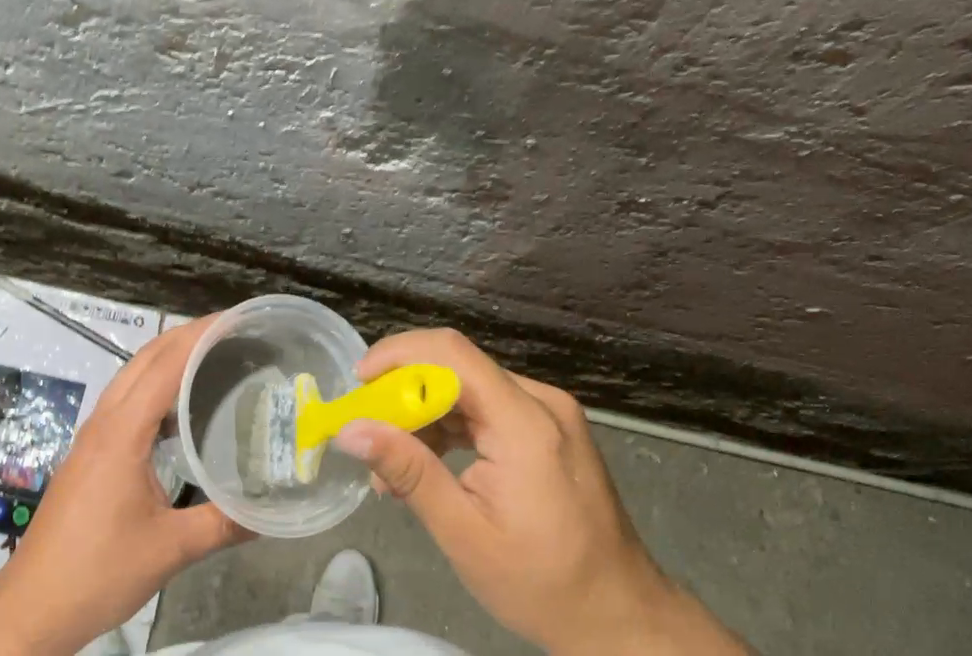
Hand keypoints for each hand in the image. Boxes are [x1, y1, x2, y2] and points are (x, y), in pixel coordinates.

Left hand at [0, 315, 247, 655]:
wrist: (34, 605)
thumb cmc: (99, 572)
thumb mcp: (170, 550)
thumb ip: (222, 525)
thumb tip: (268, 513)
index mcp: (121, 432)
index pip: (165, 365)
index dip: (200, 336)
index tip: (237, 319)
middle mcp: (104, 422)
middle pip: (145, 358)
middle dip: (186, 335)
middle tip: (233, 331)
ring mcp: (92, 437)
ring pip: (131, 377)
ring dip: (167, 358)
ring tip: (212, 357)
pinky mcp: (89, 455)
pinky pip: (125, 401)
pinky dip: (154, 387)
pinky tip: (180, 411)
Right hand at [333, 329, 748, 655]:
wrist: (622, 617)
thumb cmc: (544, 583)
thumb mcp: (465, 534)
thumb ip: (409, 472)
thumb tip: (350, 430)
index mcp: (525, 422)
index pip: (451, 353)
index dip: (398, 355)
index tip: (357, 382)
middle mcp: (541, 402)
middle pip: (457, 368)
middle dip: (403, 391)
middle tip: (366, 431)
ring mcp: (549, 414)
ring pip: (469, 387)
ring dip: (425, 413)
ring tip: (391, 465)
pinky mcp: (549, 430)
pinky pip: (488, 408)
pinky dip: (452, 427)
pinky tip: (427, 464)